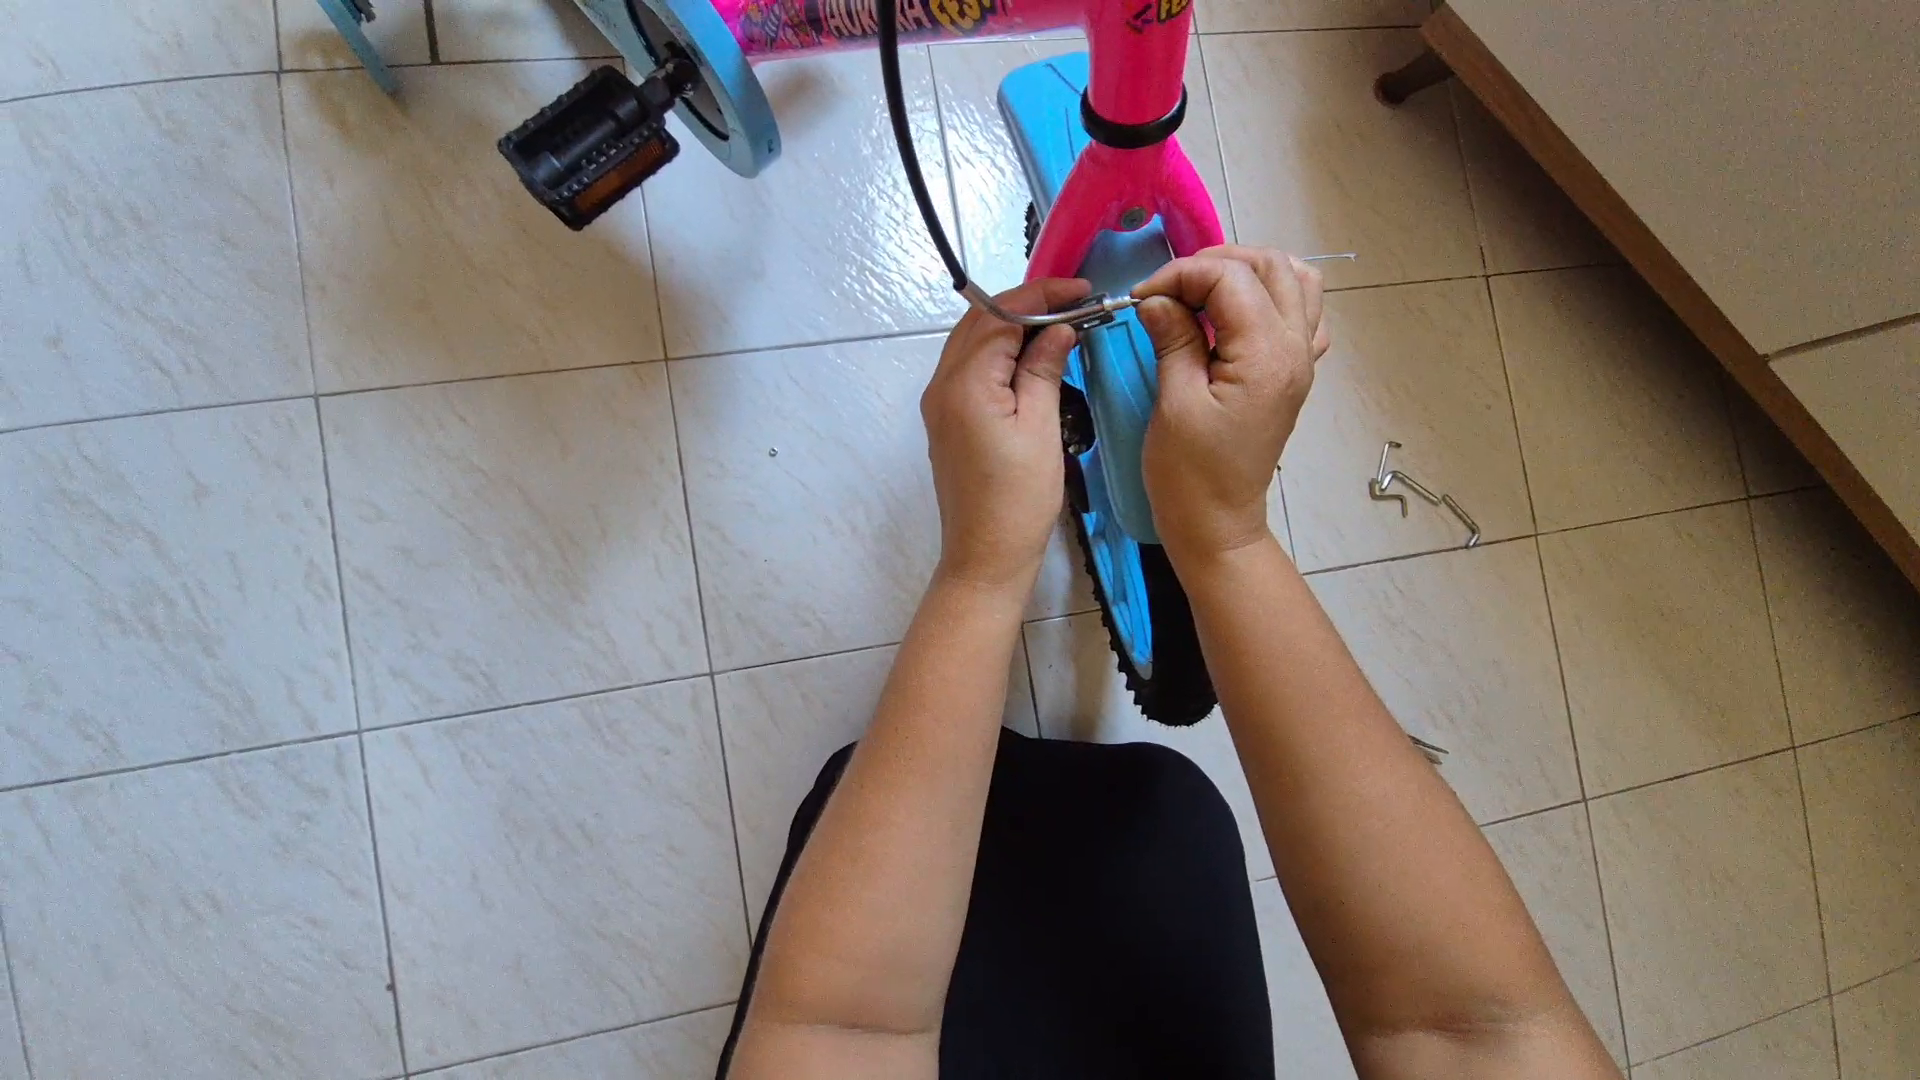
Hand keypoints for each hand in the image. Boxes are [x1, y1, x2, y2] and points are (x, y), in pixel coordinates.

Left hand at [921, 278, 1088, 591]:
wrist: (985, 556)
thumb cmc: (1019, 500)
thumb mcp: (1041, 429)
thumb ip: (1045, 370)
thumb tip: (1059, 330)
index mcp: (965, 383)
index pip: (1001, 315)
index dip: (1043, 295)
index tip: (1083, 291)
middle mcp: (941, 385)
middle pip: (980, 322)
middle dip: (1025, 304)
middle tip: (1072, 303)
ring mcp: (938, 404)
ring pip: (971, 342)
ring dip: (1009, 326)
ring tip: (1056, 324)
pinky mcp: (945, 420)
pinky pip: (968, 368)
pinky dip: (997, 352)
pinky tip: (1028, 357)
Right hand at [1134, 246, 1329, 562]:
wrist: (1216, 523)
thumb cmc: (1188, 474)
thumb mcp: (1173, 403)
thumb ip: (1172, 339)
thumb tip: (1156, 298)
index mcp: (1265, 355)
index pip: (1231, 278)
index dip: (1181, 275)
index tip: (1141, 299)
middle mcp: (1295, 348)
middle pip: (1270, 266)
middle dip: (1214, 264)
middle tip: (1168, 289)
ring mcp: (1300, 360)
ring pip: (1294, 280)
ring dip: (1246, 273)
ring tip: (1201, 292)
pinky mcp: (1292, 373)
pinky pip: (1299, 314)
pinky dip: (1269, 299)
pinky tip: (1235, 317)